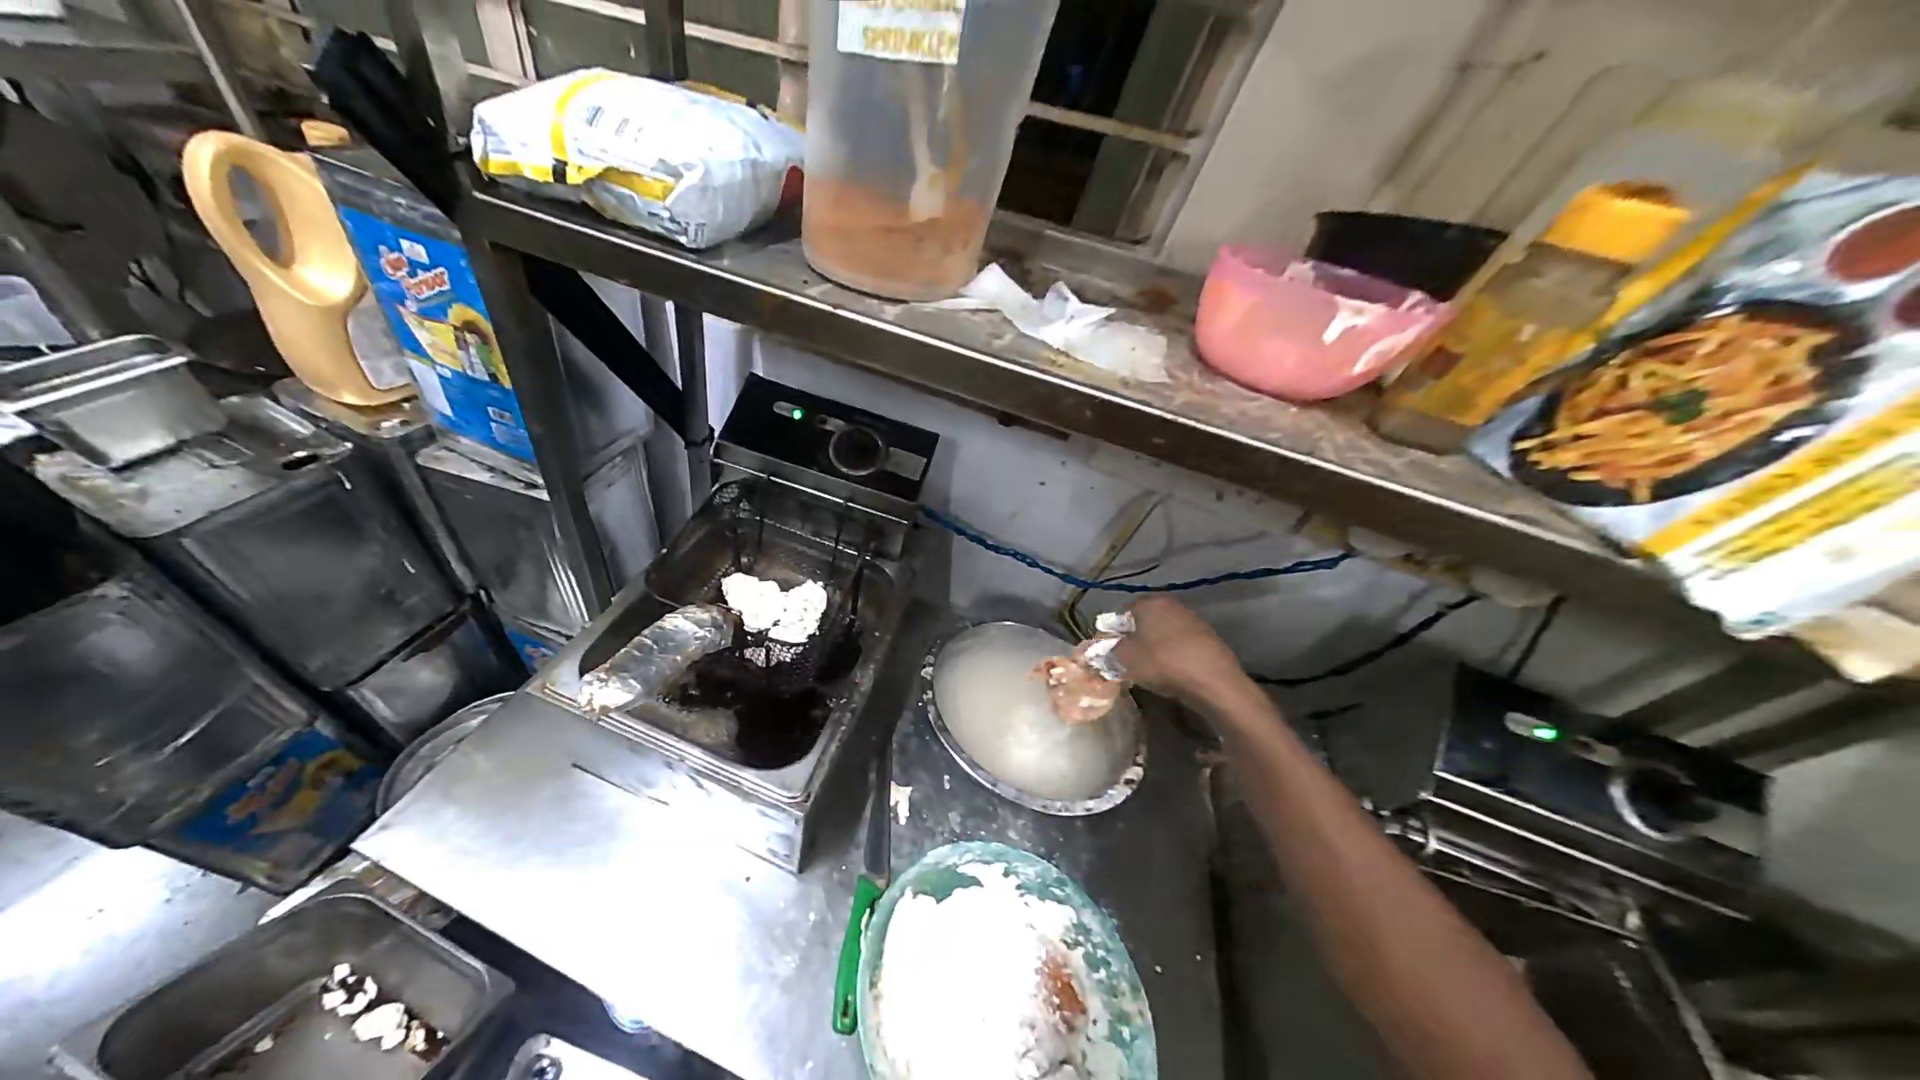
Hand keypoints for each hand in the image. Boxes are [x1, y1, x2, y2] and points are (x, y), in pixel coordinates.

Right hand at [1112, 596, 1249, 708]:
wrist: (1214, 682)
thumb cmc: (1162, 664)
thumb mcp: (1125, 659)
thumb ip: (1110, 650)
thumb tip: (1106, 648)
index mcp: (1149, 603)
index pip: (1122, 613)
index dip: (1114, 633)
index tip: (1112, 651)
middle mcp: (1171, 604)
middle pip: (1144, 620)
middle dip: (1135, 638)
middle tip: (1130, 660)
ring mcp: (1192, 619)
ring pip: (1163, 631)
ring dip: (1155, 646)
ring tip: (1152, 668)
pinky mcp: (1208, 636)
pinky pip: (1181, 643)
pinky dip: (1174, 653)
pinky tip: (1174, 670)